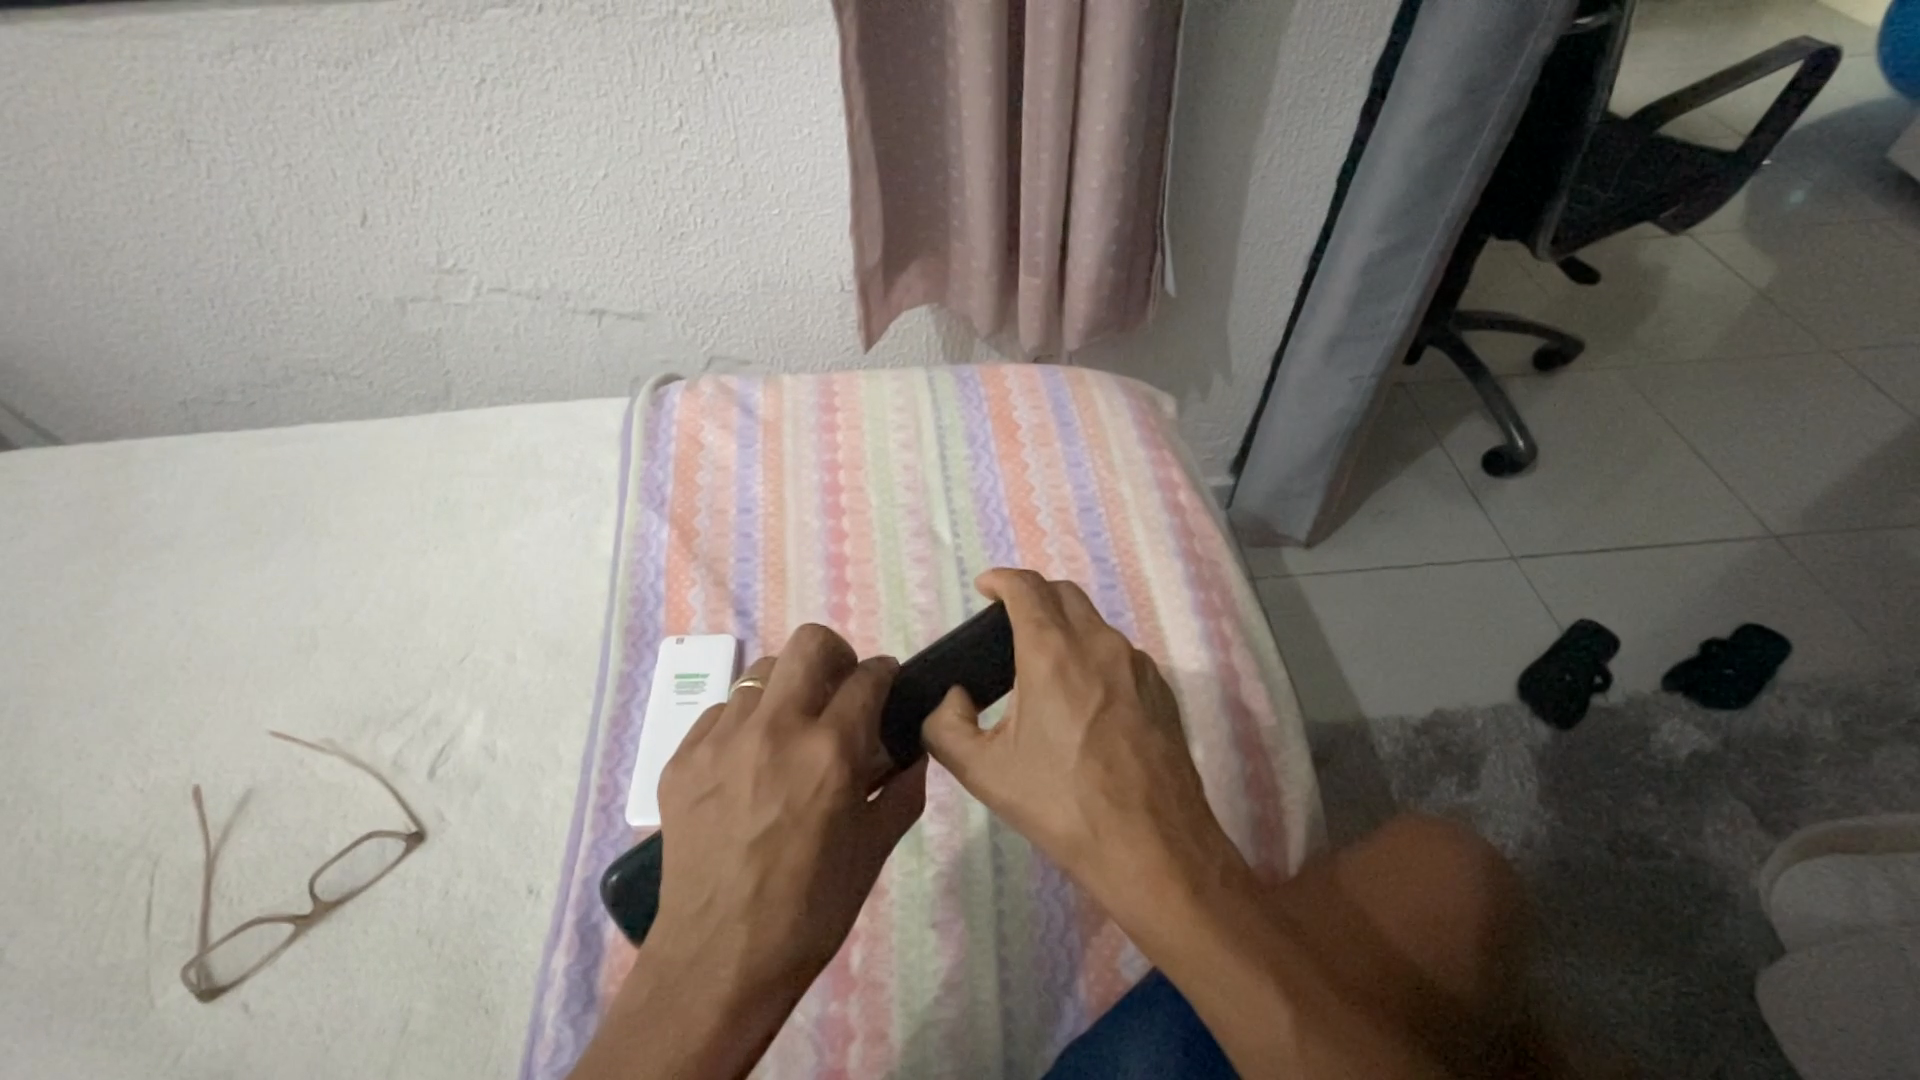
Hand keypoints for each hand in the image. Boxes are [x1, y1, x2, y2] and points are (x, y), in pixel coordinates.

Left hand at [651, 624, 927, 994]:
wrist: (719, 960)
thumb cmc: (810, 910)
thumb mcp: (874, 850)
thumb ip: (902, 790)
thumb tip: (910, 753)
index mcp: (831, 752)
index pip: (868, 677)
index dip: (884, 674)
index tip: (885, 685)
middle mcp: (775, 729)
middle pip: (810, 644)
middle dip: (836, 656)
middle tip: (840, 691)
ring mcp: (721, 740)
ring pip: (761, 674)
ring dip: (788, 689)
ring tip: (791, 730)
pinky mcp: (682, 759)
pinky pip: (720, 713)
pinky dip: (744, 723)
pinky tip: (749, 763)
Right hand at [921, 569, 1249, 921]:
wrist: (1151, 846)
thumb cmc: (1061, 805)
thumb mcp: (983, 771)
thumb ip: (947, 725)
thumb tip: (953, 699)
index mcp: (1052, 651)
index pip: (1026, 588)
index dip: (1000, 580)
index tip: (985, 588)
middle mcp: (1099, 644)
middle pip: (1064, 595)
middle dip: (1032, 596)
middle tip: (1006, 624)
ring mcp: (1137, 666)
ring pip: (1095, 624)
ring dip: (1065, 627)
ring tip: (1042, 668)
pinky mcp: (1160, 691)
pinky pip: (1120, 656)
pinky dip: (1093, 656)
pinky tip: (1083, 702)